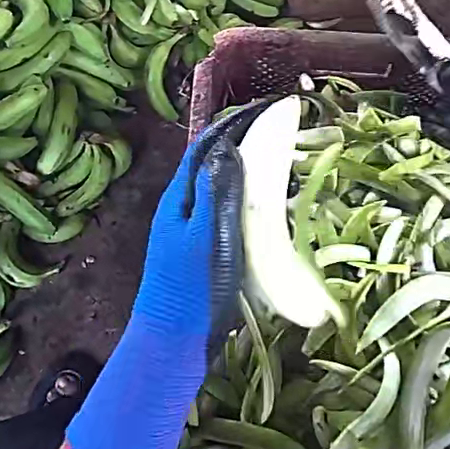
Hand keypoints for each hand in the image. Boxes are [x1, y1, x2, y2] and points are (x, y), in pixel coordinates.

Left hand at [64, 107, 256, 448]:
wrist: (173, 340)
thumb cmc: (191, 290)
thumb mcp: (205, 237)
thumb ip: (214, 193)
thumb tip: (226, 147)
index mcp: (179, 198)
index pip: (206, 145)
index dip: (233, 123)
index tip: (265, 107)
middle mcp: (182, 207)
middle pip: (211, 161)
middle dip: (240, 139)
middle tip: (276, 127)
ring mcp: (191, 228)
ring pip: (219, 184)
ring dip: (244, 165)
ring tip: (276, 154)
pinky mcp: (203, 247)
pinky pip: (225, 209)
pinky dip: (245, 195)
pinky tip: (264, 203)